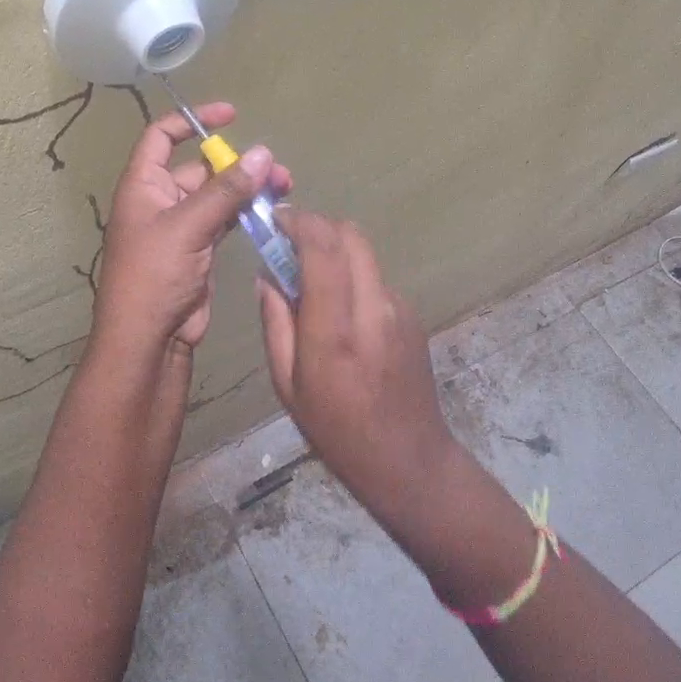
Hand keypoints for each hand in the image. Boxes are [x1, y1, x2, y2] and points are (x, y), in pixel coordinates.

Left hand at [95, 102, 292, 349]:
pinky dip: (247, 213)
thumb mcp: (188, 227)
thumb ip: (226, 191)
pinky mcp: (200, 251)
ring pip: (218, 196)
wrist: (149, 340)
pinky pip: (225, 221)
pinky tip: (273, 212)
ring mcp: (181, 227)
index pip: (162, 136)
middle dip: (237, 164)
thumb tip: (263, 152)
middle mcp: (160, 200)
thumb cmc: (154, 275)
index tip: (230, 114)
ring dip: (247, 189)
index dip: (192, 120)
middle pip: (200, 168)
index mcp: (142, 185)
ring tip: (284, 187)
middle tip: (277, 171)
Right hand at [257, 208, 461, 524]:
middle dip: (317, 228)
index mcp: (334, 330)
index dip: (299, 222)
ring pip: (364, 256)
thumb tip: (267, 276)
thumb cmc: (336, 430)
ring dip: (335, 256)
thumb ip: (276, 323)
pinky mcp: (413, 316)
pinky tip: (343, 317)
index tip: (276, 221)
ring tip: (313, 289)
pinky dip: (353, 280)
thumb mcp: (287, 384)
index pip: (323, 249)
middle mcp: (372, 309)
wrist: (408, 460)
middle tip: (290, 244)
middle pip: (350, 236)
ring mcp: (399, 310)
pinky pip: (375, 280)